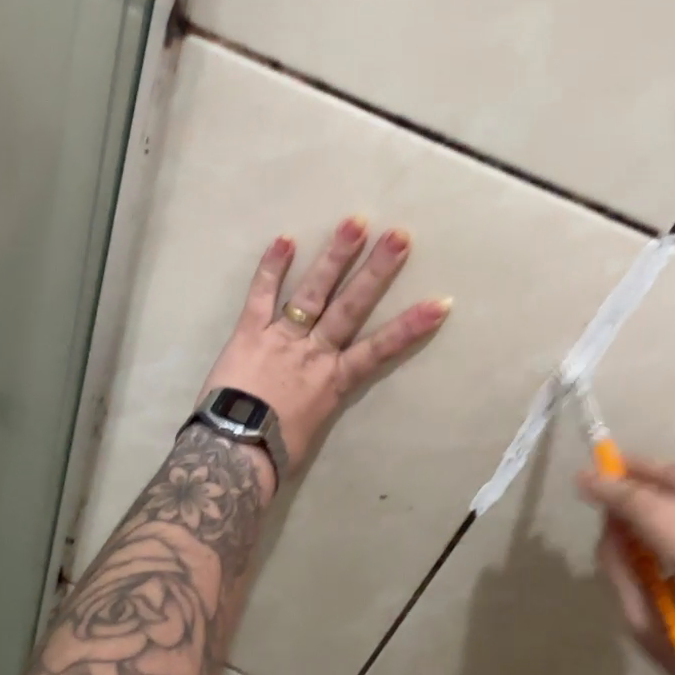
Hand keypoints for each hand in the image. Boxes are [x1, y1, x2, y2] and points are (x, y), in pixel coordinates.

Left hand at [201, 215, 451, 479]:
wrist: (234, 451)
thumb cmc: (274, 451)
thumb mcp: (310, 430)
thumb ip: (316, 405)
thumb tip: (313, 400)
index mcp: (334, 381)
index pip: (380, 349)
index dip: (411, 326)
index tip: (440, 302)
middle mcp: (315, 352)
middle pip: (351, 306)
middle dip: (378, 271)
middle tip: (400, 236)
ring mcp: (282, 338)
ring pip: (313, 292)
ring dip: (335, 256)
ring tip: (355, 223)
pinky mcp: (249, 333)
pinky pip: (261, 296)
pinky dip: (271, 267)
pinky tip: (285, 238)